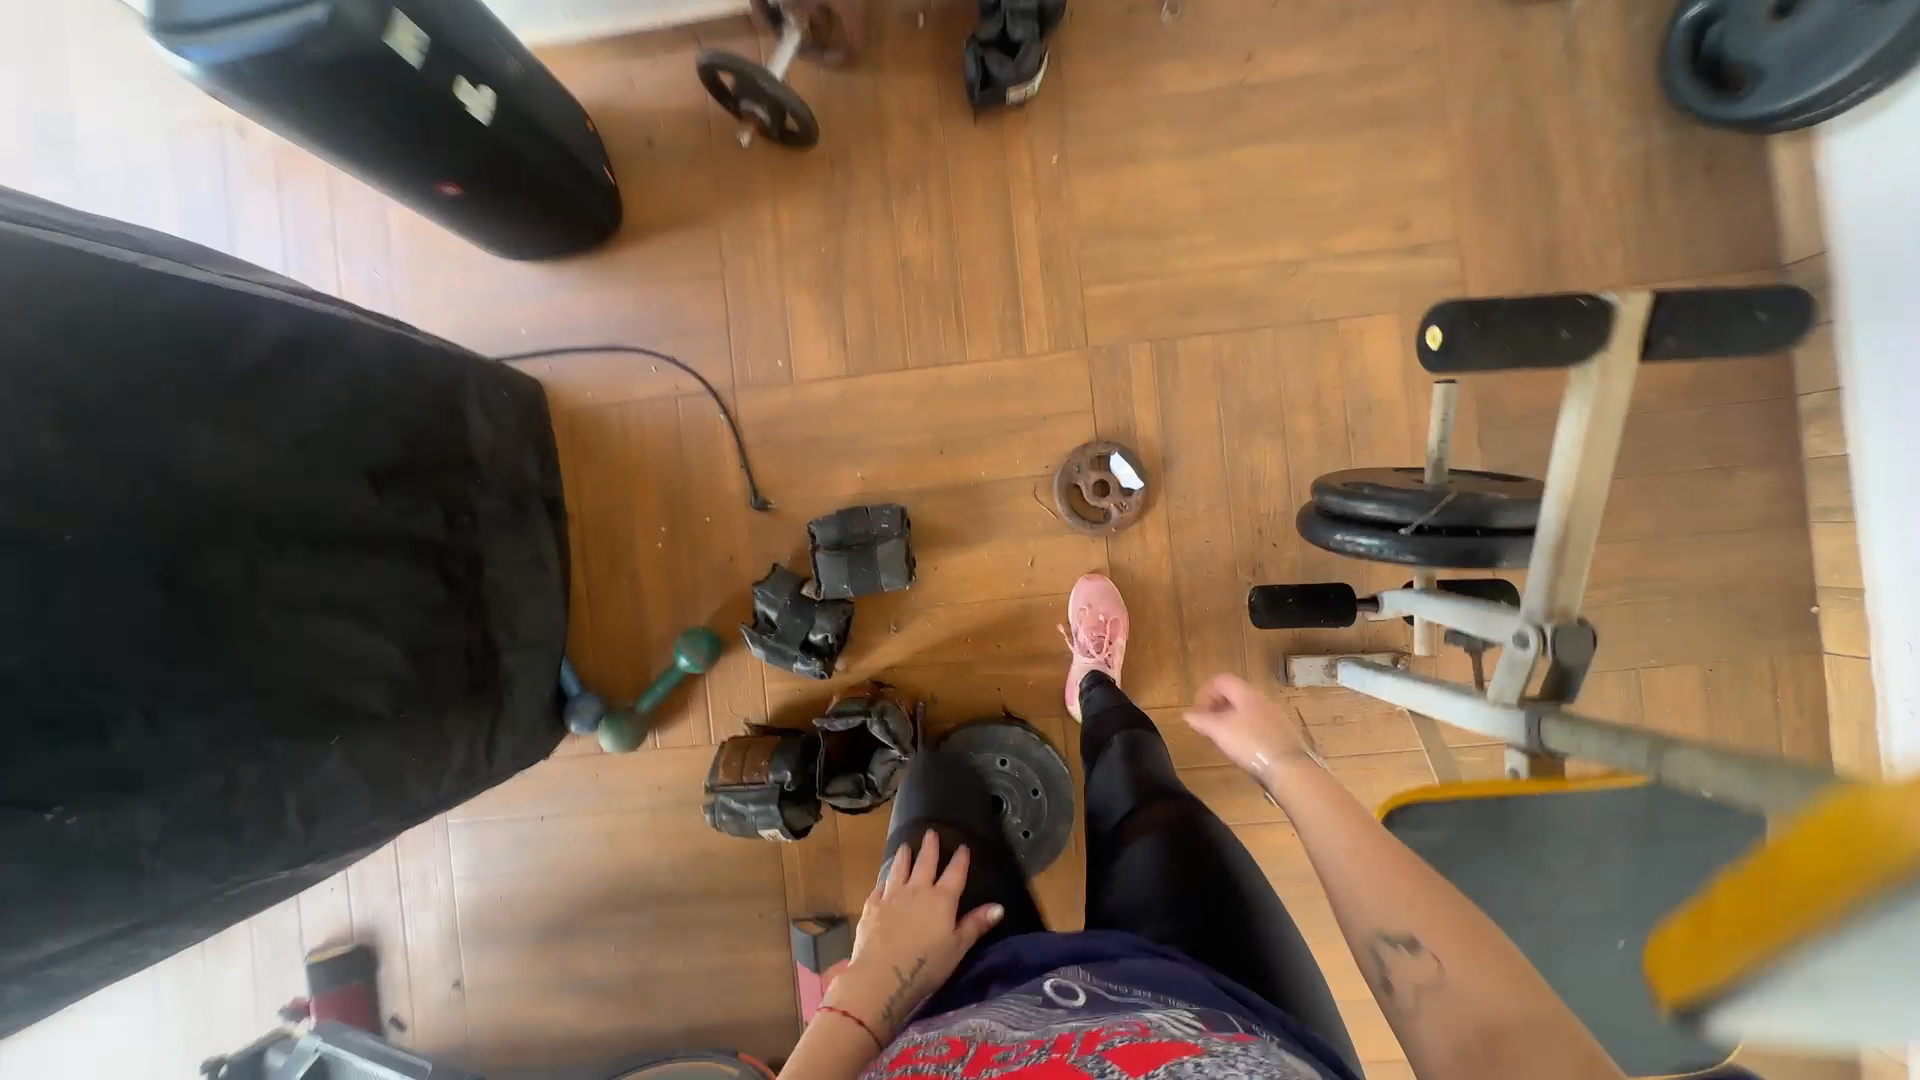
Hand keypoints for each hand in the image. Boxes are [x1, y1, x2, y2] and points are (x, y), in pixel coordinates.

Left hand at [826, 830, 1003, 1040]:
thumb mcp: (957, 948)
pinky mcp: (873, 904)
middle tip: (931, 832)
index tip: (962, 846)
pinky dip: (884, 878)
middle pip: (926, 862)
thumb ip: (976, 925)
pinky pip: (880, 885)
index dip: (960, 859)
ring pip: (900, 868)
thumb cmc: (926, 966)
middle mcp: (918, 890)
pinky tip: (884, 877)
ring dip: (905, 856)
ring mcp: (893, 895)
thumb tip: (999, 906)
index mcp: (942, 900)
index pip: (955, 873)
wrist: (882, 975)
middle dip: (930, 847)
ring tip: (906, 846)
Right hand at [1184, 673, 1316, 776]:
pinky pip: (1257, 722)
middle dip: (1216, 707)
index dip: (1204, 692)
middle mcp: (1261, 698)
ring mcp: (1275, 715)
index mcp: (1245, 693)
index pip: (1220, 680)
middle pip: (1233, 693)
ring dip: (1230, 719)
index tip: (1198, 713)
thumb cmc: (1250, 743)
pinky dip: (1244, 729)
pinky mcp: (1282, 731)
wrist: (1289, 768)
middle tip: (1207, 725)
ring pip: (1246, 709)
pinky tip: (1243, 747)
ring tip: (1222, 738)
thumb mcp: (1219, 731)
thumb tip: (1188, 714)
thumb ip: (1201, 720)